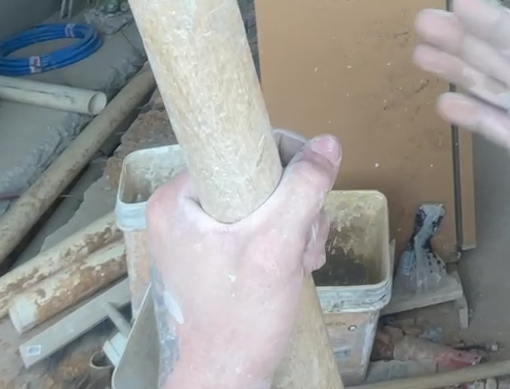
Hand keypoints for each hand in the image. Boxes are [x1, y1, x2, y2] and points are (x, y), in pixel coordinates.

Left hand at [145, 134, 341, 388]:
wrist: (228, 380)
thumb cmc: (240, 318)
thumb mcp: (278, 246)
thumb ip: (303, 189)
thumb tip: (329, 143)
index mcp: (180, 197)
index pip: (245, 147)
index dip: (287, 162)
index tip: (305, 198)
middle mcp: (186, 207)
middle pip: (263, 172)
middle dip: (297, 205)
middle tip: (303, 241)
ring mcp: (202, 229)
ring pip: (271, 196)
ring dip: (299, 224)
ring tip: (300, 259)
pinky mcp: (218, 248)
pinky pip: (266, 219)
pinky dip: (289, 238)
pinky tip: (297, 264)